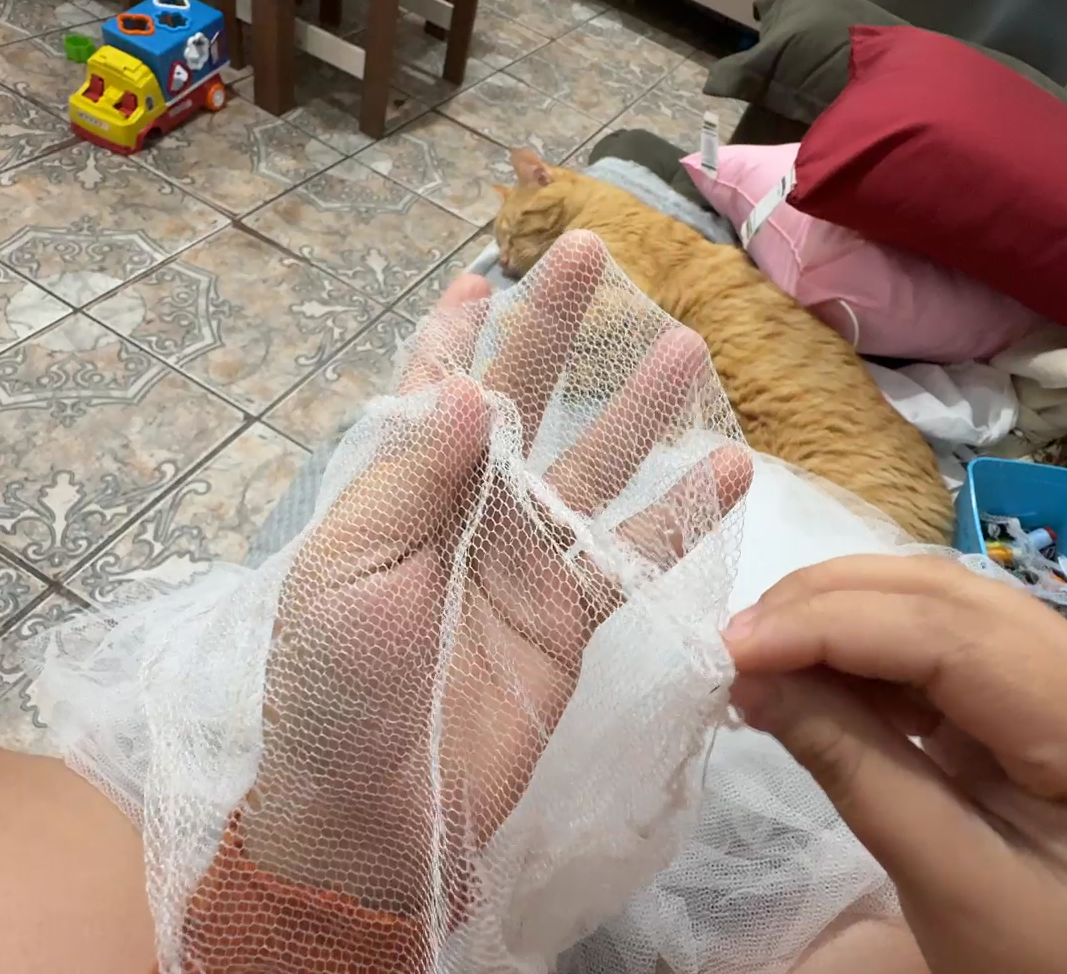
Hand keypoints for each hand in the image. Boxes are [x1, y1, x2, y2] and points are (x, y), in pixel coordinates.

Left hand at [221, 248, 750, 926]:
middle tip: (595, 254)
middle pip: (525, 401)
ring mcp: (530, 558)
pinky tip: (727, 468)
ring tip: (684, 348)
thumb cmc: (339, 685)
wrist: (378, 812)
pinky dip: (683, 514)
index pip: (435, 388)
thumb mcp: (352, 569)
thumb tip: (466, 383)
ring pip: (595, 465)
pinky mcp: (575, 613)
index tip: (483, 276)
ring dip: (638, 408)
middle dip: (555, 329)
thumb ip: (413, 476)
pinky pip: (637, 552)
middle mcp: (473, 508)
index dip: (456, 331)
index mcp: (407, 488)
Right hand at [725, 556, 1066, 973]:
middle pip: (951, 598)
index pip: (958, 638)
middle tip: (738, 641)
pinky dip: (866, 649)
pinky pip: (942, 644)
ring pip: (942, 604)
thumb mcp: (954, 892)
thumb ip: (852, 768)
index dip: (835, 625)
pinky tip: (818, 671)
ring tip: (764, 650)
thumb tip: (750, 678)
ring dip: (842, 614)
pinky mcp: (1042, 700)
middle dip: (830, 604)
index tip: (738, 648)